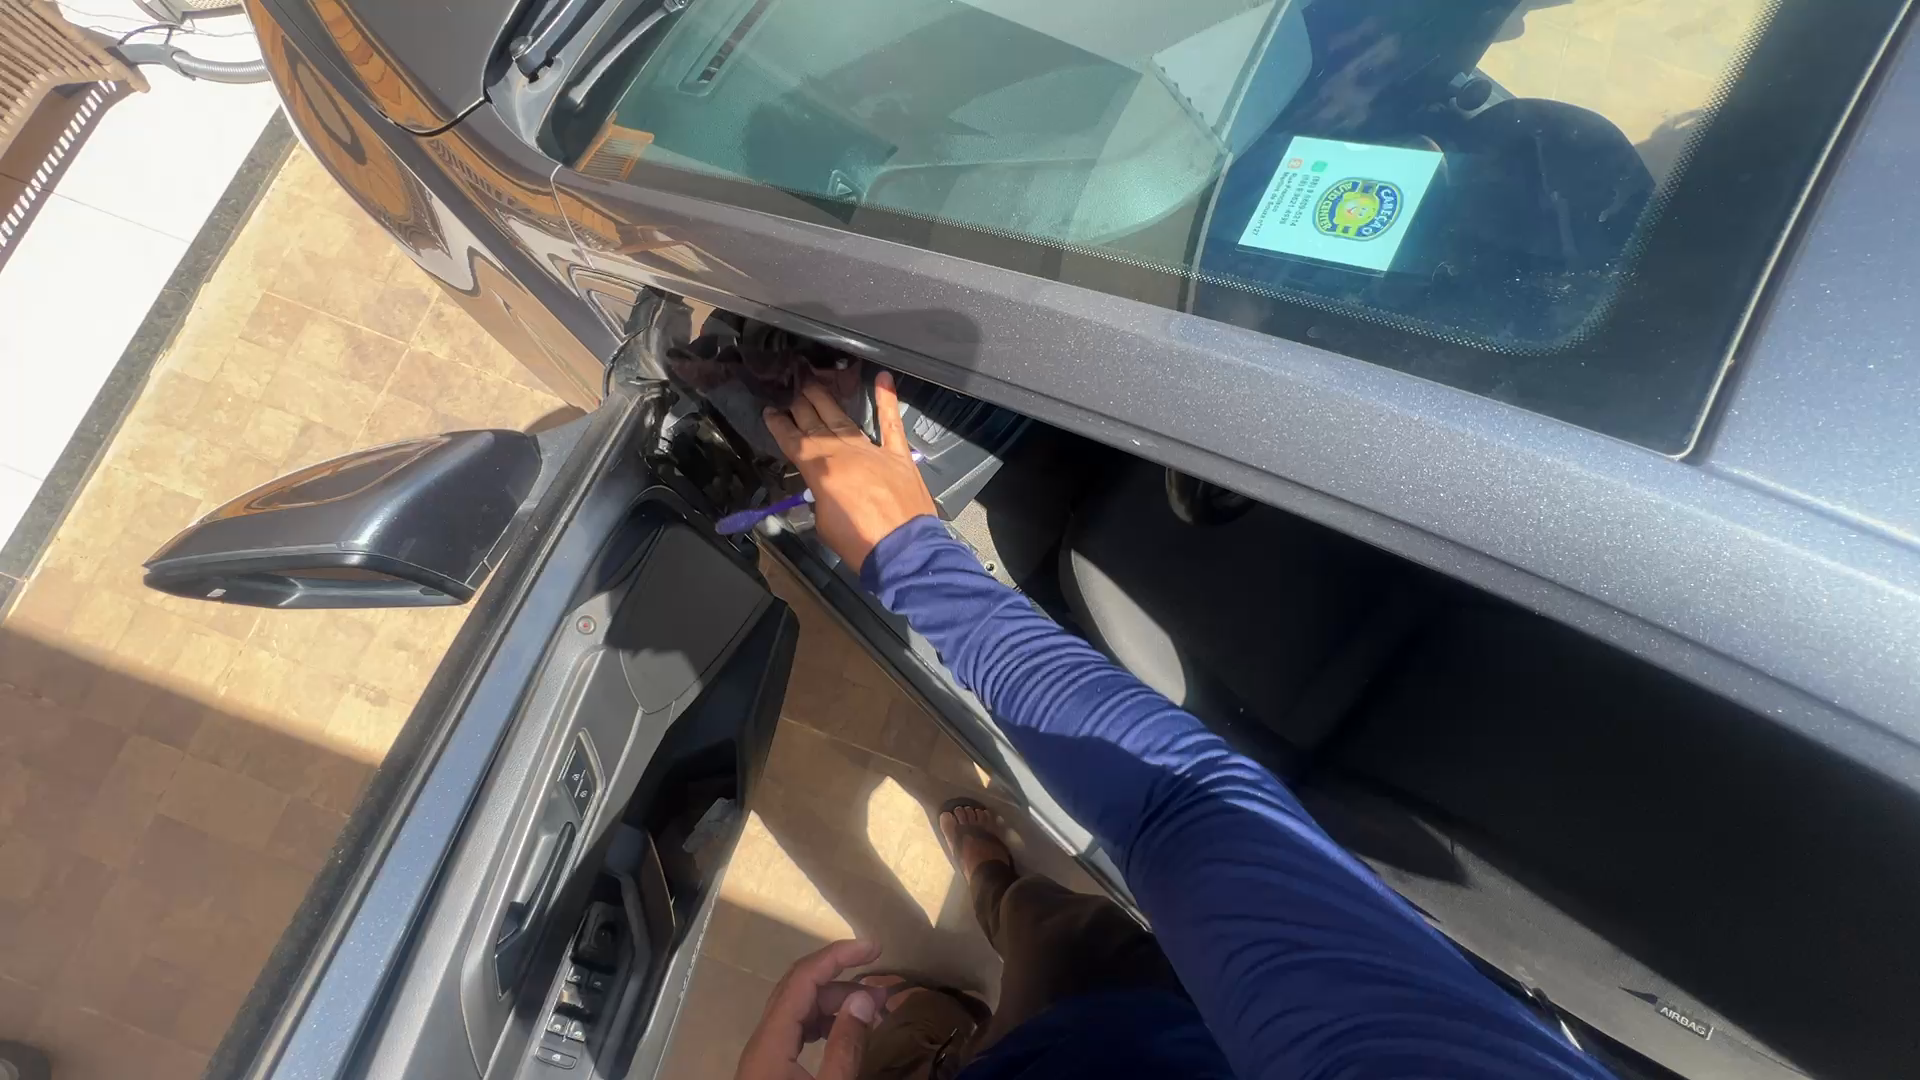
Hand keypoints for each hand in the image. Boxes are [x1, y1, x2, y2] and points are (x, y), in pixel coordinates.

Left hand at [734, 939, 885, 1079]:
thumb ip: (846, 1046)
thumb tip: (864, 996)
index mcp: (770, 1042)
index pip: (803, 977)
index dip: (839, 955)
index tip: (875, 948)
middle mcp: (762, 1042)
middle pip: (800, 990)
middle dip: (842, 978)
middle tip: (882, 988)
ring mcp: (764, 1057)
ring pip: (799, 1010)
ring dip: (836, 1002)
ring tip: (873, 1010)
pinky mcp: (769, 1072)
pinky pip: (797, 1030)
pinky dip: (824, 1022)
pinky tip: (846, 1031)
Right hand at [764, 372, 937, 572]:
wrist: (902, 550)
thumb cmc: (859, 543)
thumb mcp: (824, 524)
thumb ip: (821, 499)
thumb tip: (825, 491)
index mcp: (820, 470)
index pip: (793, 441)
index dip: (779, 425)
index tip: (771, 411)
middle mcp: (843, 453)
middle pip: (817, 424)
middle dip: (801, 406)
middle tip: (792, 391)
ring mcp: (872, 451)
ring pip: (844, 419)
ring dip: (828, 401)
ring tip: (815, 384)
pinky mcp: (898, 455)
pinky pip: (891, 423)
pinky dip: (888, 400)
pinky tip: (883, 378)